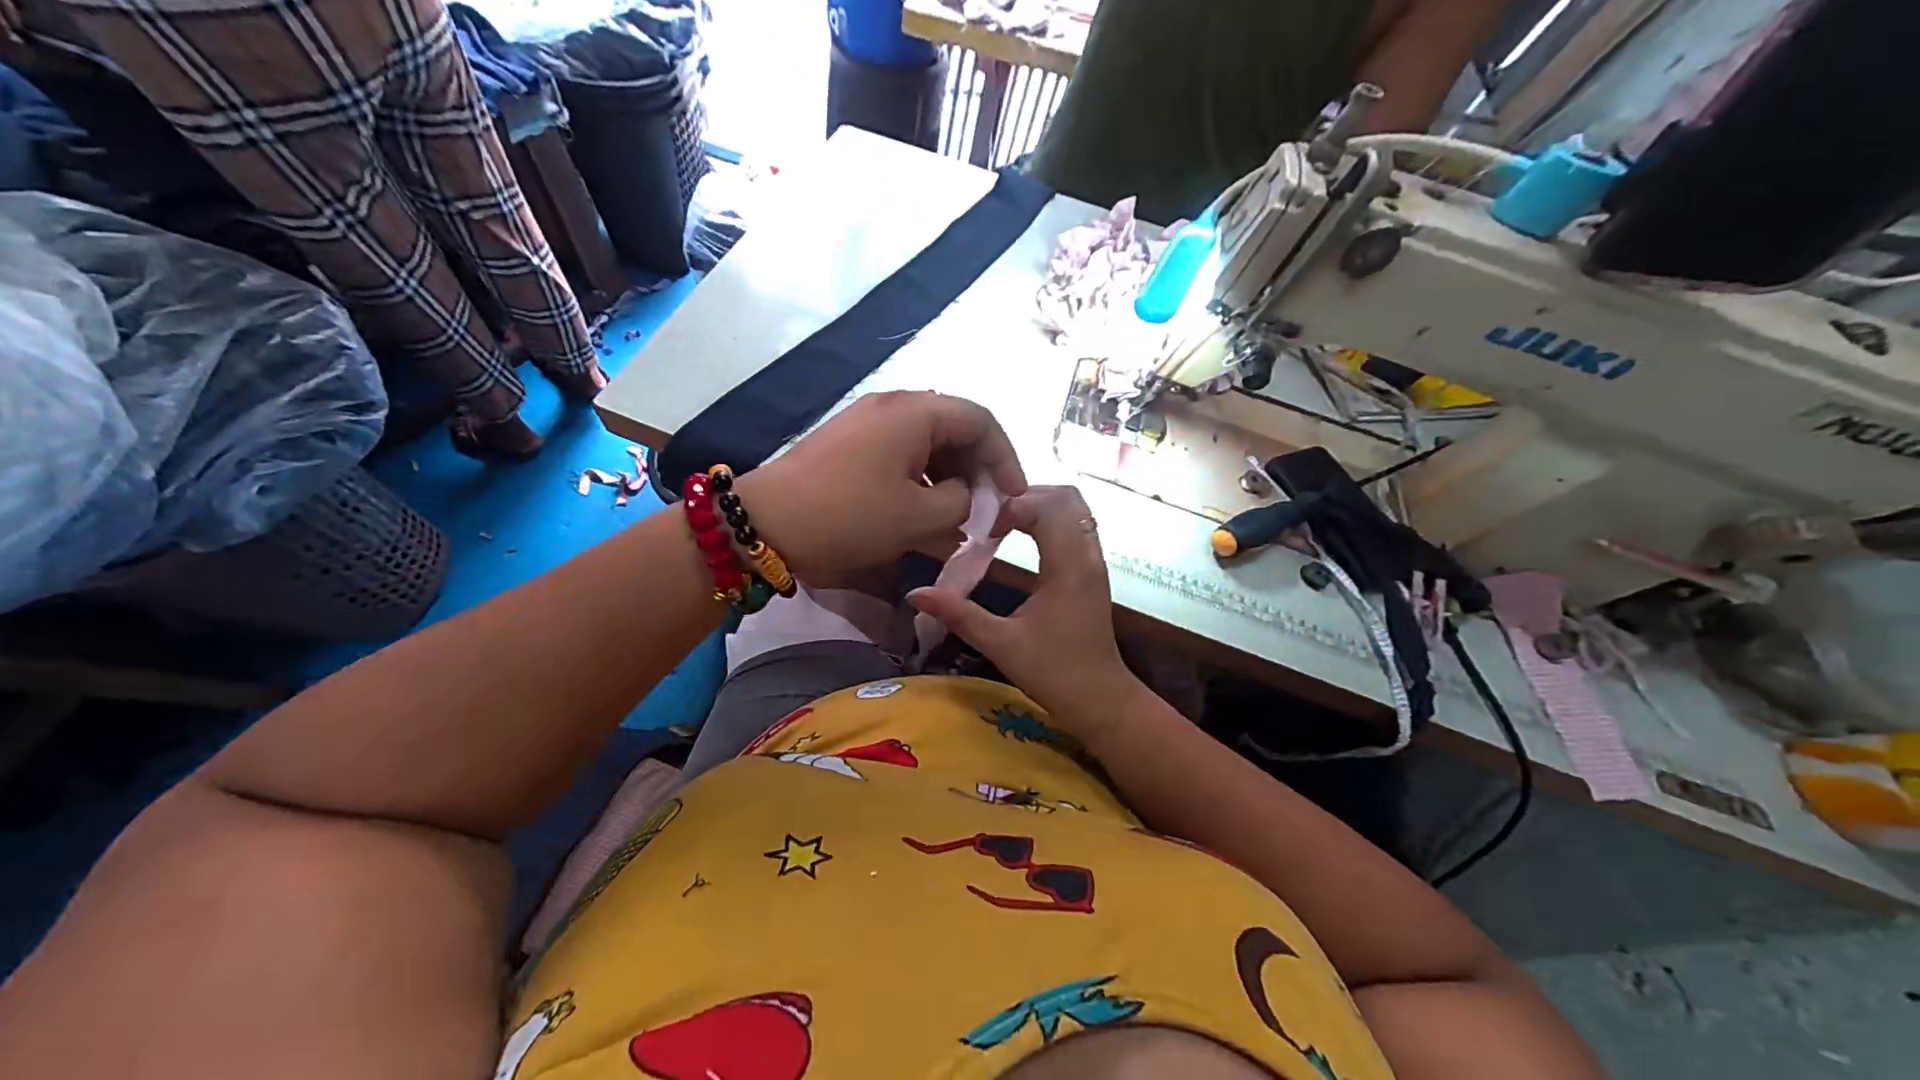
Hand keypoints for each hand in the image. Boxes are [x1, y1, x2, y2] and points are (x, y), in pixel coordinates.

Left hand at [734, 391, 1026, 577]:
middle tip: (988, 512)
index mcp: (915, 412)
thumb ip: (961, 502)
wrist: (765, 524)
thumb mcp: (918, 516)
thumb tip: (964, 494)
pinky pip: (900, 456)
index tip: (1015, 497)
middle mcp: (893, 407)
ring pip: (928, 446)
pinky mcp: (849, 446)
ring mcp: (867, 424)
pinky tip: (924, 516)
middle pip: (954, 430)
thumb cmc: (849, 516)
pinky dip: (920, 483)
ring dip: (949, 481)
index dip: (1005, 459)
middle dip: (978, 472)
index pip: (981, 421)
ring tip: (959, 521)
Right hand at [906, 486, 1138, 731]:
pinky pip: (1076, 527)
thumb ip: (958, 614)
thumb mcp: (1000, 644)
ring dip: (1040, 507)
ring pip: (1074, 510)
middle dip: (1028, 496)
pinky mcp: (1093, 572)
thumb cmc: (1053, 672)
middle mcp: (1087, 555)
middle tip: (994, 517)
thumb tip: (915, 594)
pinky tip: (1024, 542)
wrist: (1100, 700)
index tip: (985, 529)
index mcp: (1068, 567)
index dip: (1013, 506)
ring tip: (1005, 525)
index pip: (1047, 507)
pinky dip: (1051, 521)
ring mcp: (1095, 562)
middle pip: (1066, 497)